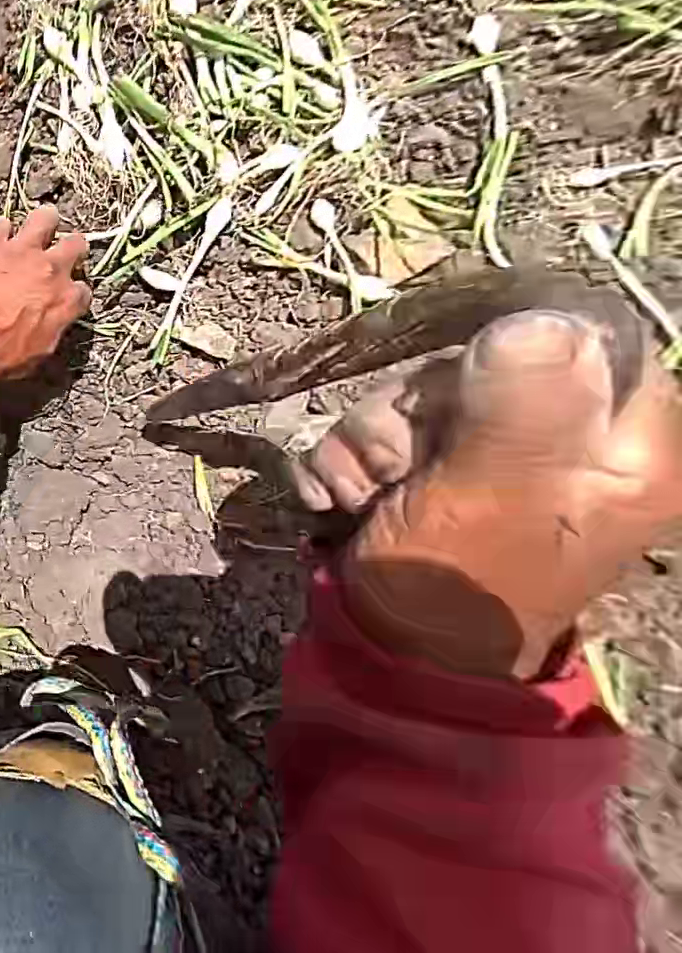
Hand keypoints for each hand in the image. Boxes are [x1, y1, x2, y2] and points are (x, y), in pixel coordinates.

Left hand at [0, 207, 91, 383]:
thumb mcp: (39, 354)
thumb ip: (54, 327)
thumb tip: (55, 318)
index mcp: (66, 298)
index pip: (83, 288)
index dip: (70, 293)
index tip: (59, 298)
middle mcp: (50, 268)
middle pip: (75, 244)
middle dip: (70, 249)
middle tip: (55, 256)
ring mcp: (18, 252)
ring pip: (44, 218)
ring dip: (41, 224)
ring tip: (32, 234)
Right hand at [294, 311, 681, 678]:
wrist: (393, 637)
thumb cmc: (460, 578)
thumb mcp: (497, 493)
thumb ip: (522, 406)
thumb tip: (534, 317)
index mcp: (617, 441)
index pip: (571, 345)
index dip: (497, 362)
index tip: (459, 408)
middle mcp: (547, 437)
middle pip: (463, 371)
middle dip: (404, 416)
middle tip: (400, 469)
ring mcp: (470, 453)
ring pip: (398, 402)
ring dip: (359, 446)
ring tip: (365, 495)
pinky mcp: (409, 468)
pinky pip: (357, 434)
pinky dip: (336, 463)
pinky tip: (340, 497)